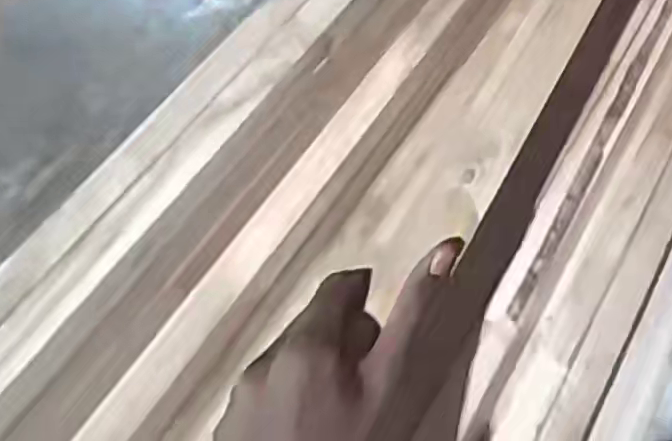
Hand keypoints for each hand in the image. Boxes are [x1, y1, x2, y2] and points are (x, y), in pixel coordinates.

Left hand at [216, 238, 461, 440]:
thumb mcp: (391, 383)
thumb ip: (414, 310)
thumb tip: (446, 249)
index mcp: (305, 344)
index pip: (341, 283)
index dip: (367, 302)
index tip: (378, 338)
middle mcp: (263, 364)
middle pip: (314, 320)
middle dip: (342, 337)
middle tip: (364, 381)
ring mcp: (236, 404)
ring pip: (288, 357)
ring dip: (314, 368)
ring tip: (337, 412)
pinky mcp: (225, 434)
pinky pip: (264, 393)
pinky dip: (287, 399)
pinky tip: (306, 432)